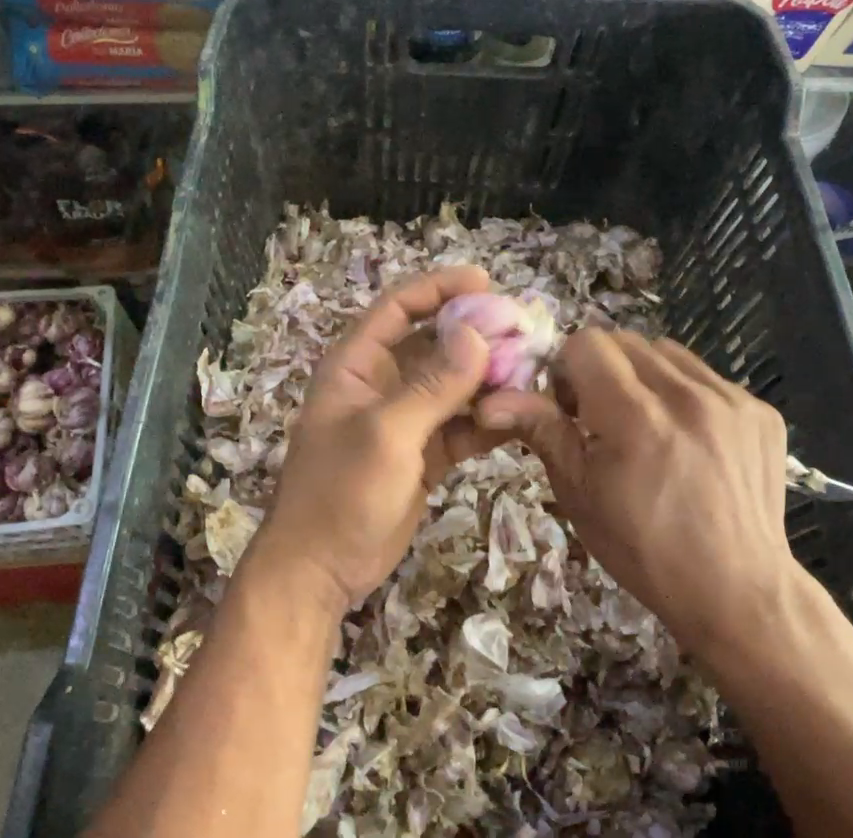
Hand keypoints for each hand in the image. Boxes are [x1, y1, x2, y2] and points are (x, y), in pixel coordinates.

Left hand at [261, 267, 507, 610]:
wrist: (320, 569)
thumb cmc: (339, 494)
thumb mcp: (386, 435)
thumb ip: (432, 386)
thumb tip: (476, 334)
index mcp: (356, 365)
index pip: (398, 308)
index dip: (439, 289)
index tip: (487, 282)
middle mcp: (380, 385)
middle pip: (433, 344)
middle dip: (476, 335)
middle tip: (525, 332)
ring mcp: (403, 421)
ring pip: (452, 386)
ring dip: (488, 379)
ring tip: (532, 374)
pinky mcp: (423, 455)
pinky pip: (460, 425)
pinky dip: (487, 420)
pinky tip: (520, 417)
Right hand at [477, 329, 802, 656]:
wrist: (735, 591)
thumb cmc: (642, 548)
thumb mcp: (578, 492)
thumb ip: (541, 430)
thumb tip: (488, 400)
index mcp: (635, 417)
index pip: (587, 343)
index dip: (567, 370)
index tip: (569, 408)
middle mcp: (688, 397)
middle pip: (626, 342)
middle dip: (603, 370)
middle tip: (601, 419)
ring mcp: (733, 401)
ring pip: (668, 353)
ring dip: (645, 377)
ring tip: (646, 427)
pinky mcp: (762, 412)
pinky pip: (707, 378)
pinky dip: (685, 396)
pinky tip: (687, 441)